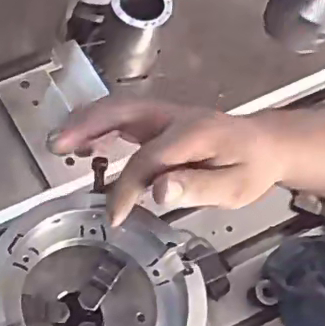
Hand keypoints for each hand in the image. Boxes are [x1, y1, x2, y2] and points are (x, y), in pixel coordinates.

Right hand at [51, 98, 287, 224]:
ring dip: (85, 121)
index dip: (126, 189)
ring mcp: (165, 114)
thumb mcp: (234, 187)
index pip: (147, 160)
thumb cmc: (250, 168)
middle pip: (122, 112)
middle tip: (57, 145)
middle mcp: (175, 116)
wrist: (267, 144)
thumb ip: (197, 187)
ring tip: (59, 142)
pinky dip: (97, 123)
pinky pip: (122, 114)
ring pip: (117, 108)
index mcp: (194, 133)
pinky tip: (82, 141)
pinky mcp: (159, 118)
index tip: (115, 218)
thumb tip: (159, 190)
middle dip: (86, 126)